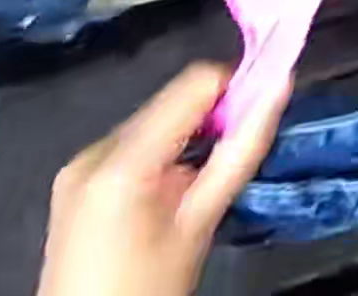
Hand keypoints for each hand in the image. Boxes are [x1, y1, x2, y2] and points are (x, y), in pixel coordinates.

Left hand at [37, 62, 290, 295]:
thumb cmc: (149, 289)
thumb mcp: (202, 221)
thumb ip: (243, 149)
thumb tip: (280, 85)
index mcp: (121, 162)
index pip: (195, 83)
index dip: (236, 86)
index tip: (263, 106)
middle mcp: (94, 150)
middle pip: (175, 98)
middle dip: (215, 112)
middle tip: (241, 143)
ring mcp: (81, 164)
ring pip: (160, 115)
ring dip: (193, 129)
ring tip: (208, 170)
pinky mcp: (78, 177)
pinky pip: (138, 138)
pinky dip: (169, 146)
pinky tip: (178, 182)